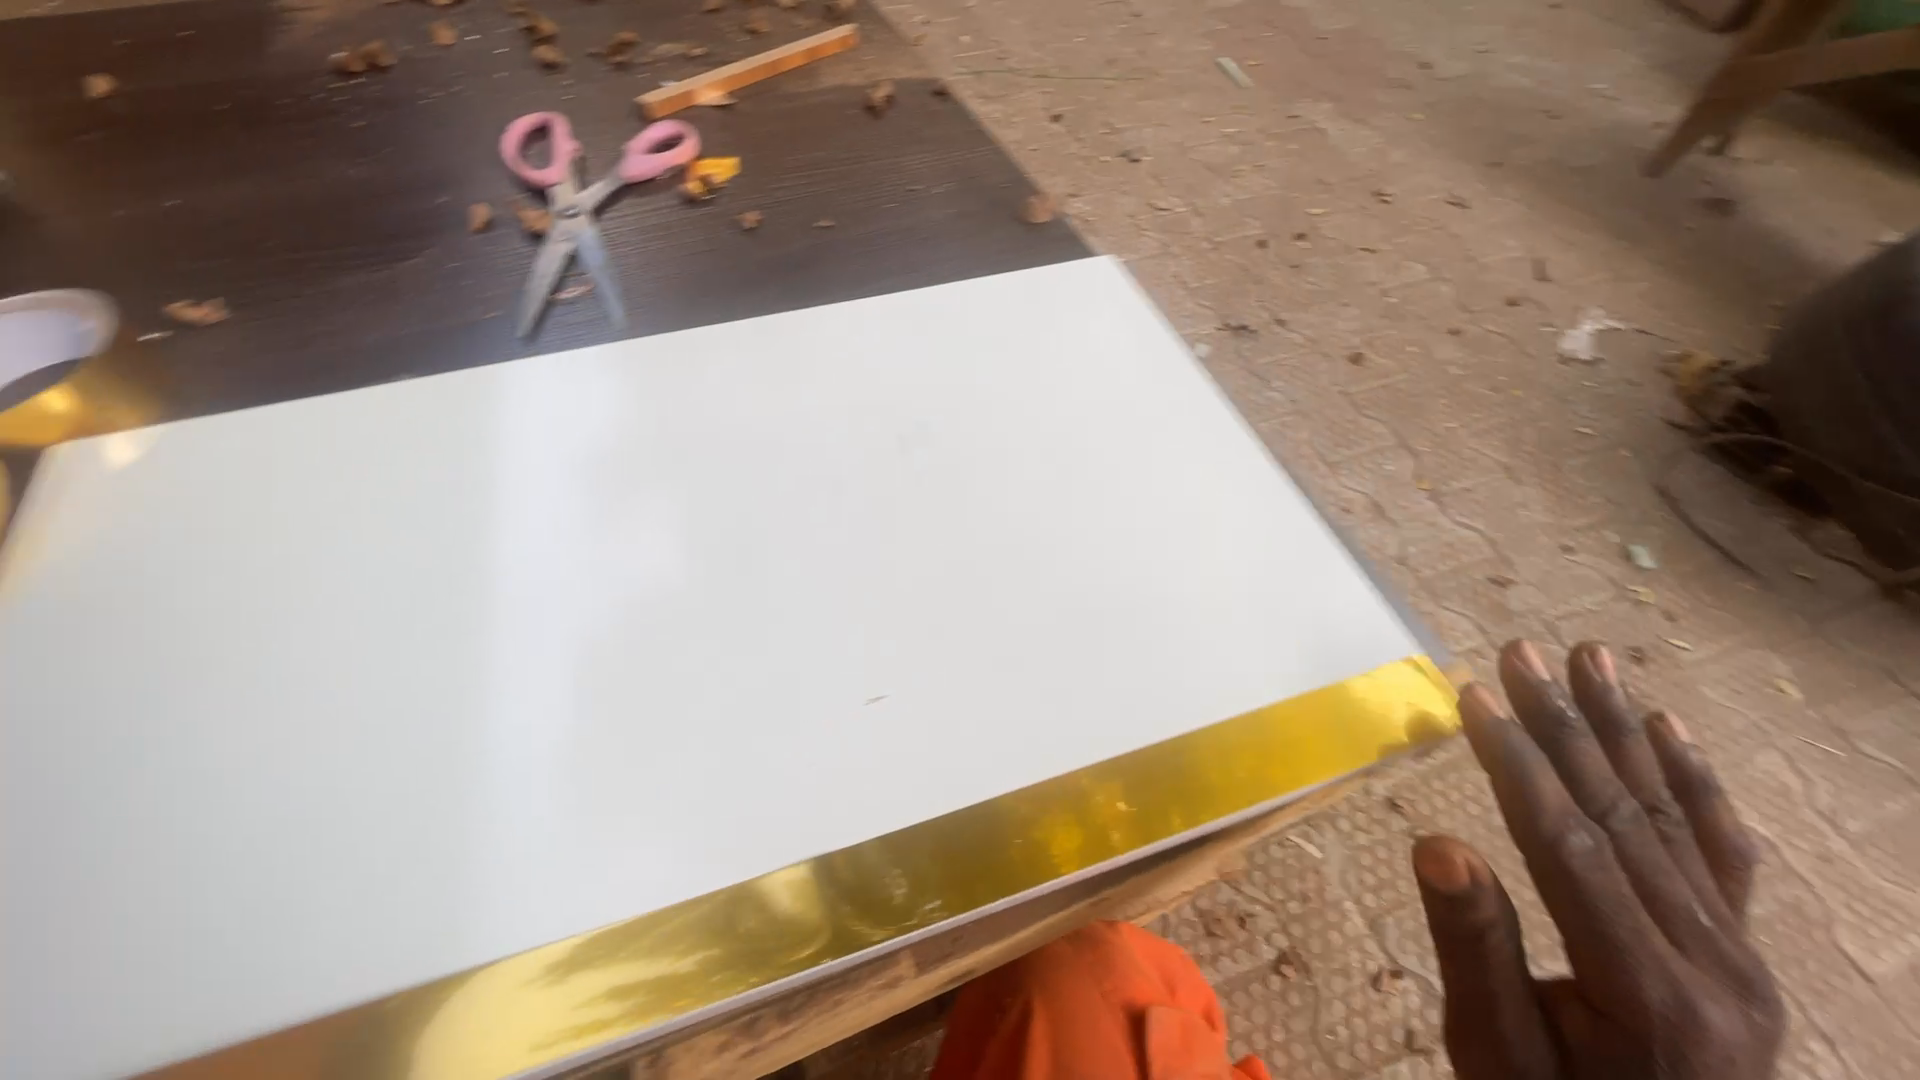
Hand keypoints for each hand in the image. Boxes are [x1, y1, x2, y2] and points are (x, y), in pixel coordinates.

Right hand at [1413, 639, 1784, 1079]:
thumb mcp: (1495, 1054)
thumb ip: (1475, 950)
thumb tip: (1439, 846)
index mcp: (1644, 991)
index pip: (1566, 844)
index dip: (1517, 763)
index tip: (1476, 695)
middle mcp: (1712, 964)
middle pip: (1621, 816)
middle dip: (1564, 724)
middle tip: (1524, 652)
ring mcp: (1739, 958)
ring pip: (1671, 819)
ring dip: (1624, 730)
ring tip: (1593, 659)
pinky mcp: (1742, 956)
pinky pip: (1722, 854)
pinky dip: (1695, 786)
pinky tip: (1671, 732)